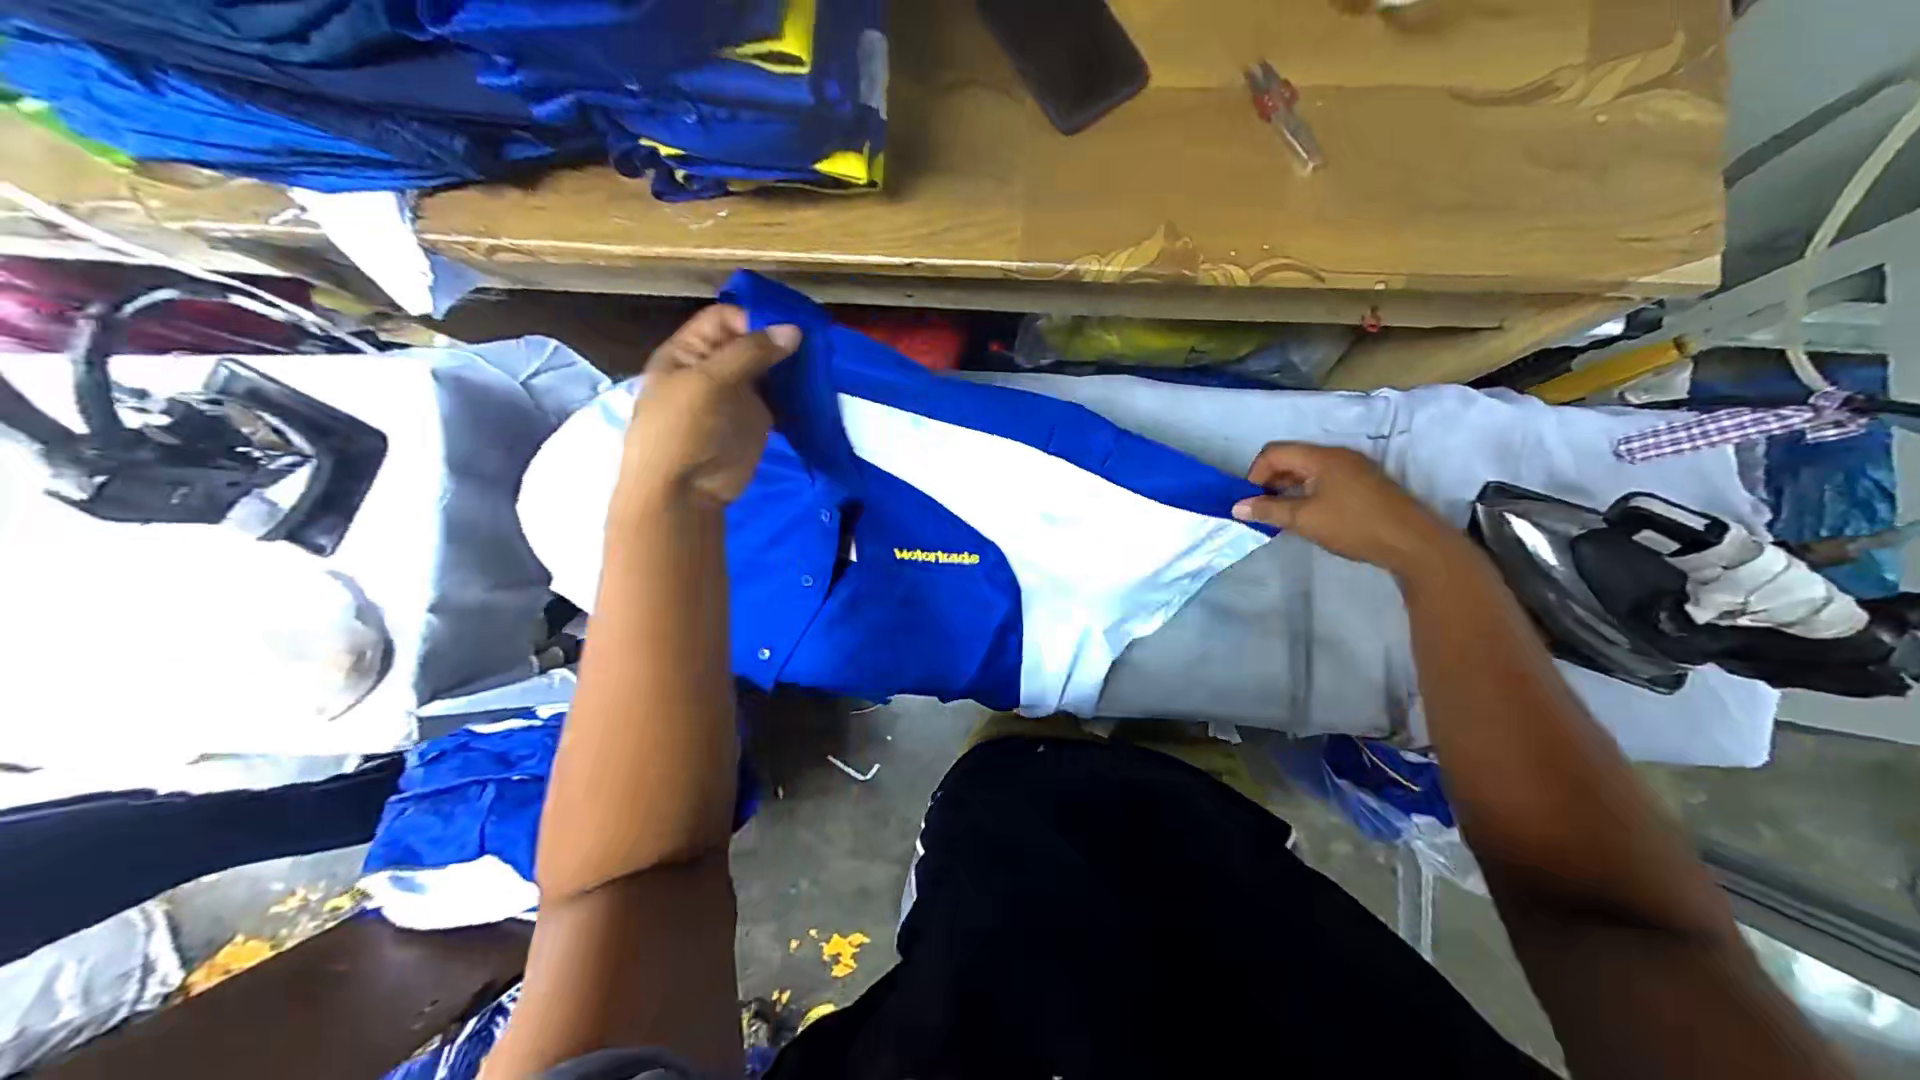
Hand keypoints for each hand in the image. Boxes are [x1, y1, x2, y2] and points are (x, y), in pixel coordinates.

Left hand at [618, 304, 800, 507]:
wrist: (684, 492)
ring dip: (791, 367)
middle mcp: (713, 369)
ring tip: (821, 363)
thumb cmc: (684, 430)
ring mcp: (736, 396)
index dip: (754, 318)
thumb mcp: (710, 381)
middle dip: (779, 340)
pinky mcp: (757, 421)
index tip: (789, 327)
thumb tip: (794, 330)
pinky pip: (780, 399)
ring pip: (769, 370)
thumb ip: (751, 352)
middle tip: (815, 342)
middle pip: (749, 343)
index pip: (724, 319)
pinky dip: (797, 393)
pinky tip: (816, 388)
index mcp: (687, 352)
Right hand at [1232, 442, 1472, 580]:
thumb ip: (1269, 510)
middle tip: (1263, 507)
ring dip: (1289, 486)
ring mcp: (1355, 467)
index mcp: (1321, 457)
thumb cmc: (1354, 526)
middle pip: (1292, 457)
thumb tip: (1237, 506)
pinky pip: (1326, 478)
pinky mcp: (1365, 482)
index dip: (1255, 473)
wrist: (1413, 543)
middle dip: (1271, 479)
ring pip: (1309, 468)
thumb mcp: (1304, 519)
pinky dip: (1309, 490)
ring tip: (1284, 513)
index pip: (1274, 452)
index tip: (1251, 500)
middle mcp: (1338, 455)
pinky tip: (1310, 513)